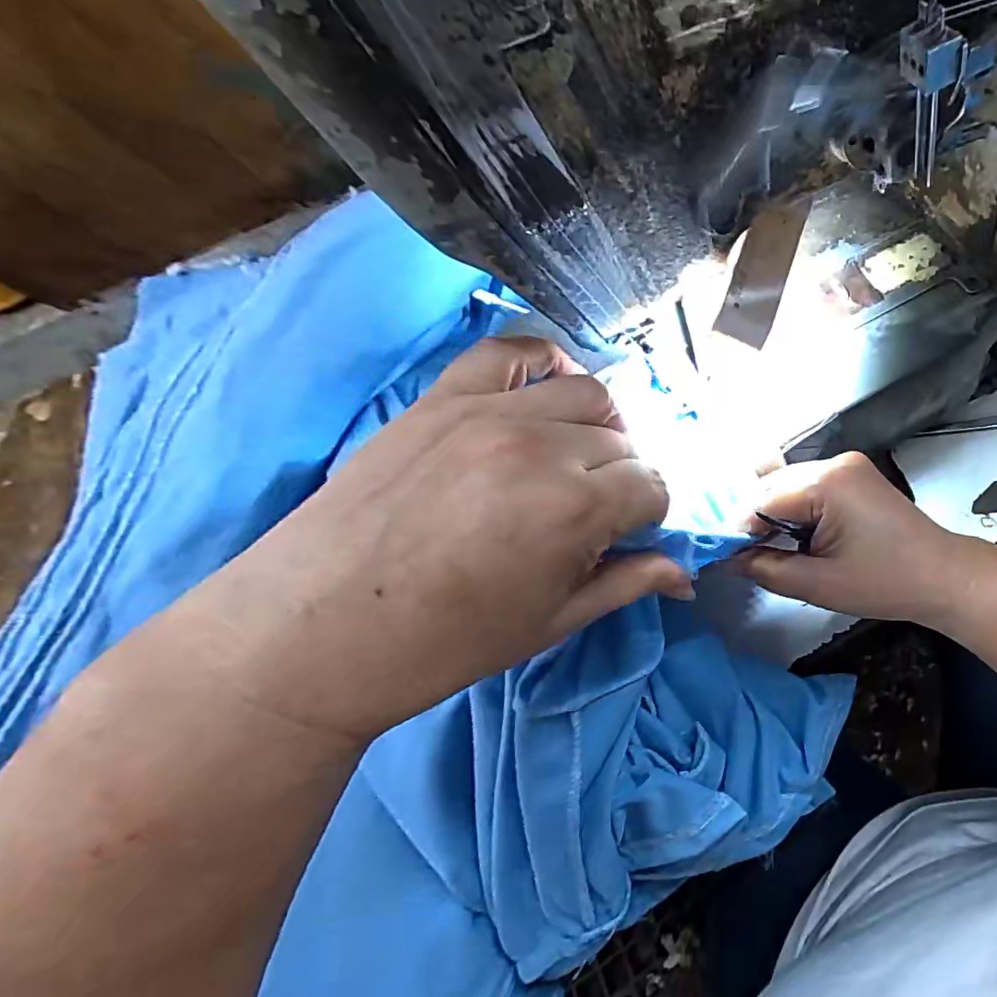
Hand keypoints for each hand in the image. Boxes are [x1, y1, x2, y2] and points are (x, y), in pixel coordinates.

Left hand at [172, 337, 690, 743]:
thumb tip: (684, 575)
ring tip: (570, 460)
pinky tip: (543, 395)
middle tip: (592, 512)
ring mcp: (488, 413)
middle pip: (622, 443)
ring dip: (596, 428)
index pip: (653, 486)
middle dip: (622, 478)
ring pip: (586, 394)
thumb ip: (626, 583)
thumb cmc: (442, 643)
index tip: (626, 536)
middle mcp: (541, 447)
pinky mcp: (442, 398)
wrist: (312, 632)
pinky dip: (543, 364)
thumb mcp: (550, 623)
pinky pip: (511, 352)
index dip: (648, 515)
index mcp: (574, 510)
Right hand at [726, 452, 996, 625]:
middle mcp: (835, 463)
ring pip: (789, 485)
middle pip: (773, 486)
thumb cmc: (887, 582)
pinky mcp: (854, 476)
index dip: (739, 530)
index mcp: (828, 482)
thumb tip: (727, 560)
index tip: (724, 557)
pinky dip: (795, 510)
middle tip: (742, 556)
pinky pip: (809, 487)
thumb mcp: (819, 583)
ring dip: (773, 515)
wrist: (945, 576)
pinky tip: (793, 536)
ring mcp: (847, 465)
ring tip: (767, 549)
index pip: (762, 499)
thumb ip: (766, 568)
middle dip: (754, 521)